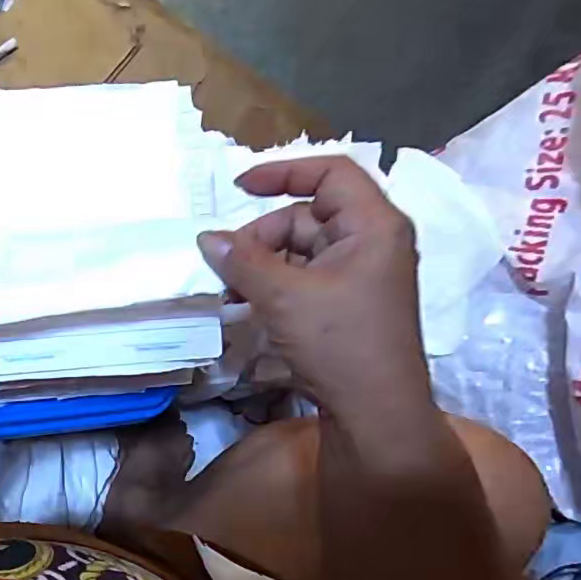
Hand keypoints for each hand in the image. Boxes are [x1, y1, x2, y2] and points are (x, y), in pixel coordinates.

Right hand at [198, 156, 430, 422]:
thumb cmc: (339, 342)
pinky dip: (271, 283)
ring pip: (297, 248)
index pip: (330, 174)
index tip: (237, 188)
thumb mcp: (283, 297)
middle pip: (304, 216)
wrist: (373, 407)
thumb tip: (206, 238)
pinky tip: (246, 303)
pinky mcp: (344, 297)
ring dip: (260, 264)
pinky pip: (300, 274)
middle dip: (260, 237)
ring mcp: (358, 271)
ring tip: (232, 292)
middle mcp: (370, 241)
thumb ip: (242, 261)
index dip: (282, 172)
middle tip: (228, 269)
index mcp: (373, 226)